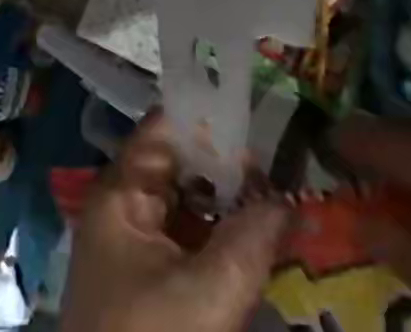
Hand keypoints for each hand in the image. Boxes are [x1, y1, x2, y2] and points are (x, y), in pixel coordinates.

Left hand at [61, 114, 292, 331]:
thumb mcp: (206, 293)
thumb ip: (250, 239)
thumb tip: (289, 198)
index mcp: (121, 193)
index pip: (162, 133)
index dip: (206, 121)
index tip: (258, 117)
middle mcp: (125, 209)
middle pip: (180, 169)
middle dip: (230, 167)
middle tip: (288, 164)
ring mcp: (137, 246)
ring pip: (190, 208)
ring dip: (232, 206)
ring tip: (286, 198)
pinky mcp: (151, 282)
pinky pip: (191, 245)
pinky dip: (224, 241)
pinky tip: (265, 244)